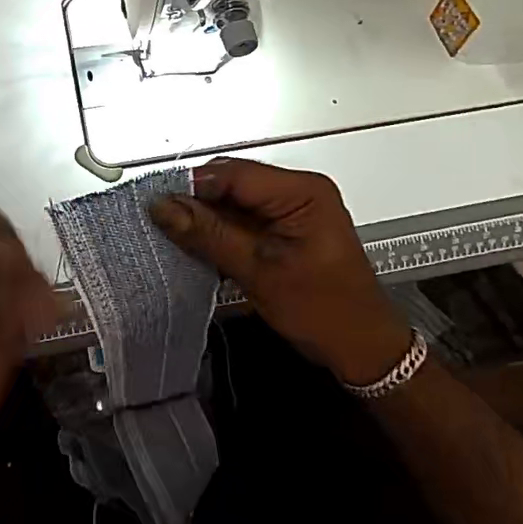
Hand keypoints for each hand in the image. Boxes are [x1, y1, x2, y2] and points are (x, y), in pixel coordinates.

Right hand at [150, 159, 410, 386]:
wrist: (364, 350)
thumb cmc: (328, 312)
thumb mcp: (260, 272)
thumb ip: (209, 235)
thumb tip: (165, 208)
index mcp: (303, 191)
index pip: (232, 174)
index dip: (191, 187)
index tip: (158, 204)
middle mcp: (297, 190)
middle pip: (229, 182)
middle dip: (194, 201)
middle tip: (162, 221)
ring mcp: (289, 207)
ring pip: (230, 199)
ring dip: (204, 217)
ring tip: (176, 234)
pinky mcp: (281, 225)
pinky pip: (238, 216)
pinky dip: (217, 230)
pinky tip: (200, 244)